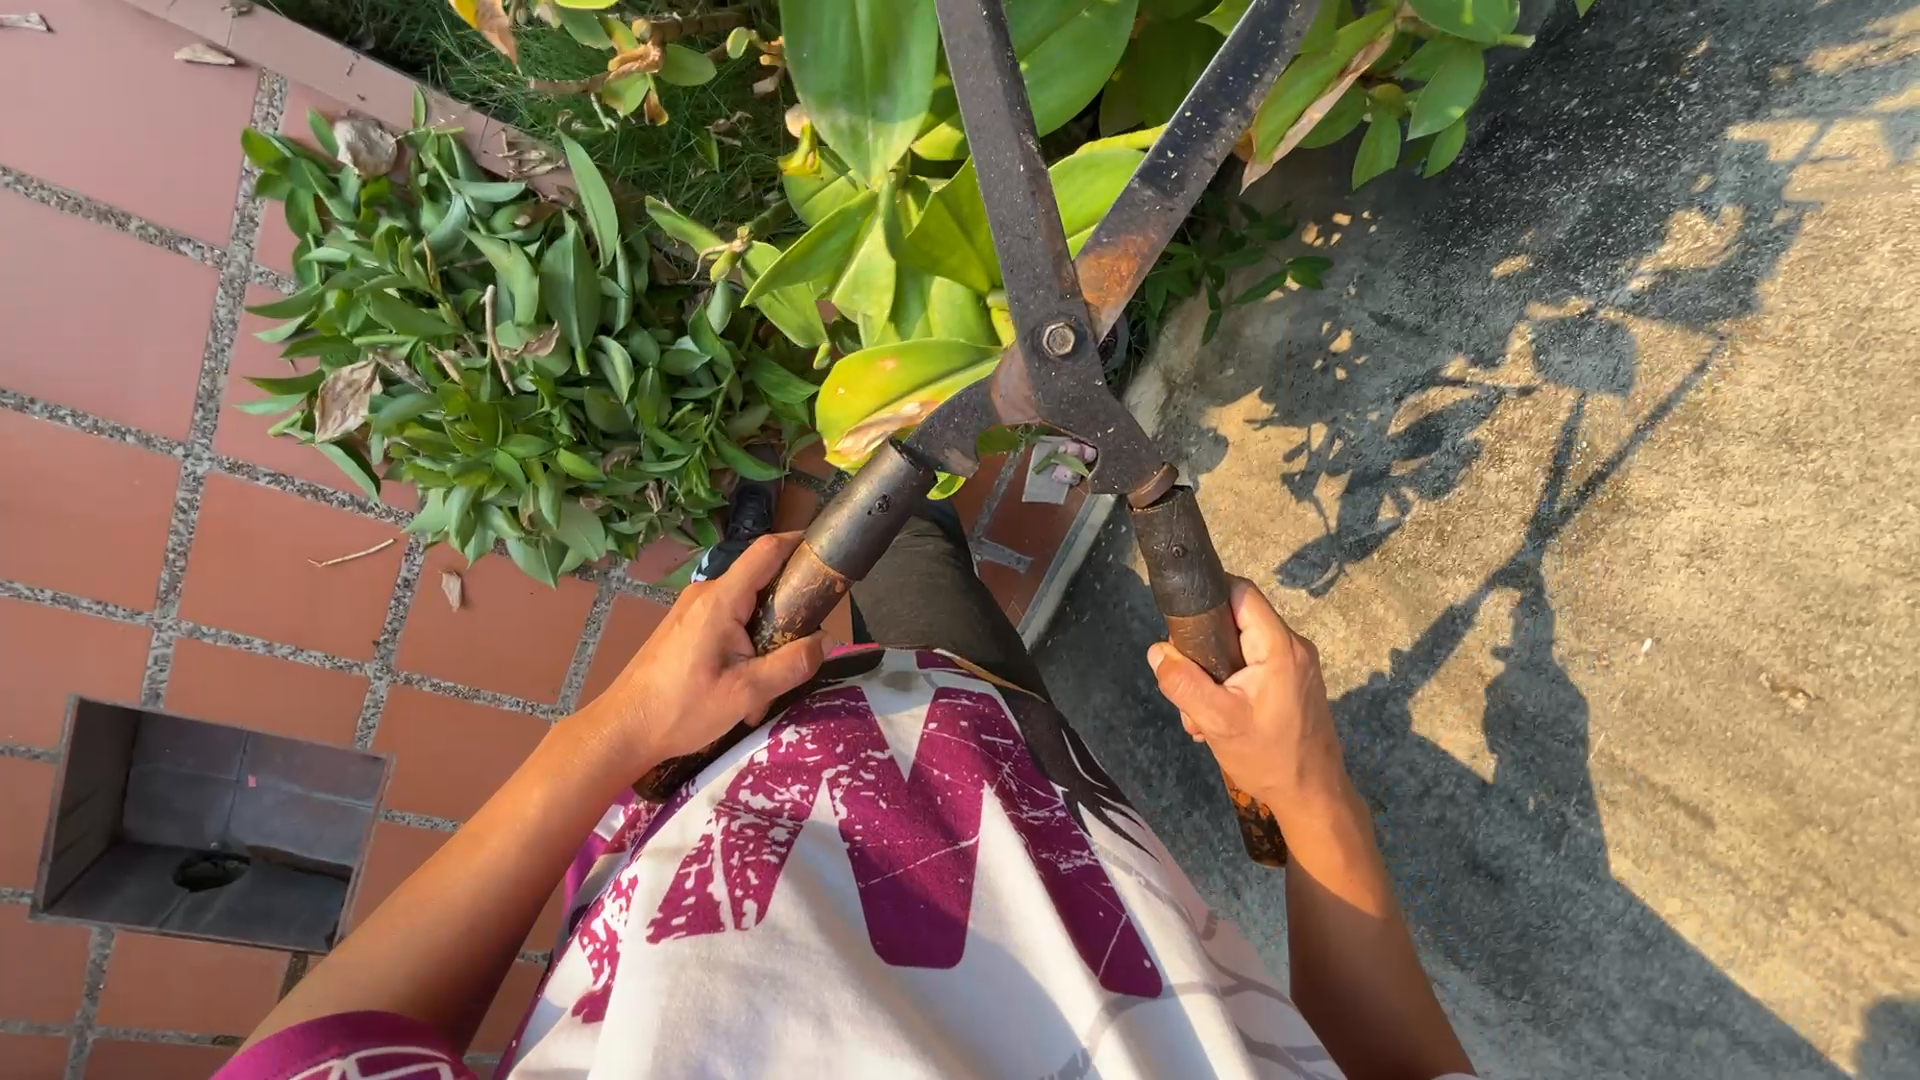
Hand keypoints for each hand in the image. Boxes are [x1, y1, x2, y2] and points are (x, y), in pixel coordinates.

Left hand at [582, 532, 828, 771]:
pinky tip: (745, 678)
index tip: (828, 552)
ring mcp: (692, 608)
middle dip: (789, 602)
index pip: (766, 551)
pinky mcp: (685, 625)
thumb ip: (793, 664)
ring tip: (774, 670)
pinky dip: (746, 639)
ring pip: (745, 603)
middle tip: (809, 635)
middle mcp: (705, 593)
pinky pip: (728, 618)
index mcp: (721, 599)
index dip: (799, 542)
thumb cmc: (682, 708)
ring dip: (766, 629)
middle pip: (760, 577)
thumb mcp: (747, 692)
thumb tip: (828, 641)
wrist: (623, 730)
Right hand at [1147, 579, 1349, 812]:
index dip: (1208, 594)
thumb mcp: (1217, 721)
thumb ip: (1183, 683)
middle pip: (1235, 620)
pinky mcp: (1291, 682)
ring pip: (1239, 647)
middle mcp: (1292, 647)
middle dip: (1202, 647)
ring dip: (1211, 673)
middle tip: (1185, 681)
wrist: (1313, 797)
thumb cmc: (1269, 758)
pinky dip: (1228, 684)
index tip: (1180, 619)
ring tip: (1200, 712)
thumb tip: (1158, 651)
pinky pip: (1250, 666)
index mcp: (1280, 647)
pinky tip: (1216, 718)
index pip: (1241, 592)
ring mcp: (1294, 665)